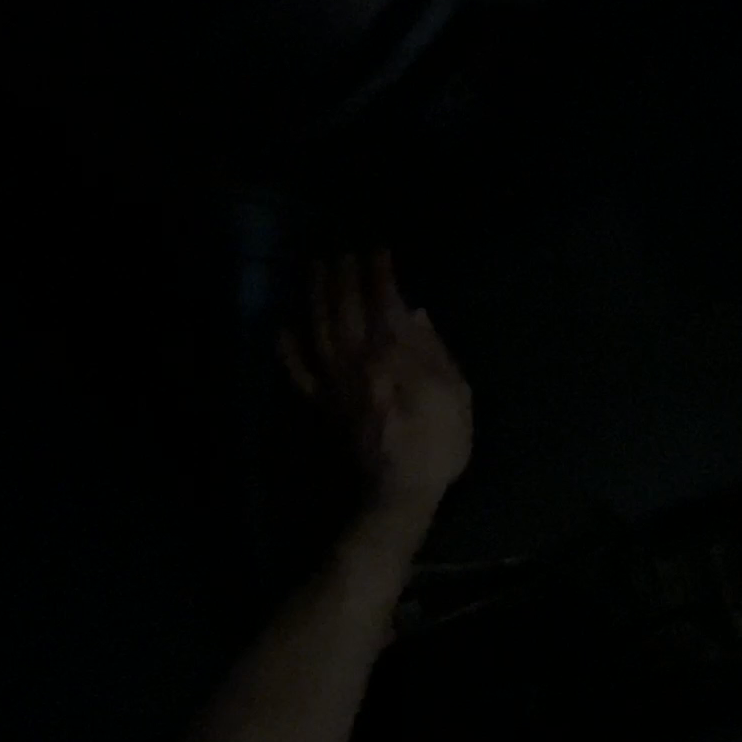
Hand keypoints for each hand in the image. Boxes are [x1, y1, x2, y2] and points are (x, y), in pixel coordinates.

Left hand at [280, 250, 472, 517]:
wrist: (401, 489)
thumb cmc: (439, 441)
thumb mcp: (456, 393)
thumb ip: (433, 350)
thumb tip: (414, 314)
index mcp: (393, 352)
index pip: (383, 300)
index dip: (380, 273)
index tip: (380, 252)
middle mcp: (357, 357)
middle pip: (344, 306)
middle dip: (344, 275)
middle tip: (343, 253)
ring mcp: (334, 380)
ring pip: (317, 327)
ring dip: (314, 295)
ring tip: (315, 271)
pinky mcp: (321, 402)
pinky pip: (297, 368)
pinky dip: (288, 344)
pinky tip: (285, 325)